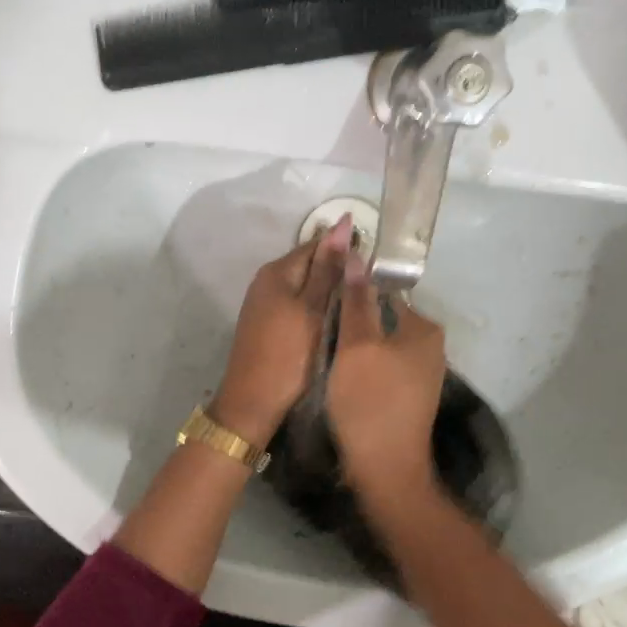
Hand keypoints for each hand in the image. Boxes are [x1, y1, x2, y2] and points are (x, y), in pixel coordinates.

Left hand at [211, 217, 352, 445]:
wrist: (253, 401)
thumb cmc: (287, 355)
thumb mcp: (312, 309)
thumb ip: (327, 270)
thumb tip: (342, 225)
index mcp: (276, 272)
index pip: (316, 245)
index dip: (345, 248)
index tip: (374, 260)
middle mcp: (265, 281)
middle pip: (307, 264)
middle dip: (336, 269)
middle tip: (371, 283)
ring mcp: (263, 303)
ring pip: (302, 285)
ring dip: (327, 289)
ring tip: (357, 299)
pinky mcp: (265, 323)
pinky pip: (296, 303)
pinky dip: (314, 306)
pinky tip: (332, 318)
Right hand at [327, 263, 446, 499]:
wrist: (384, 467)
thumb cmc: (370, 401)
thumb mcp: (356, 346)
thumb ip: (355, 301)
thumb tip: (356, 255)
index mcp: (424, 328)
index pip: (384, 293)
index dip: (351, 293)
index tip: (322, 302)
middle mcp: (430, 347)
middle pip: (381, 320)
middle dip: (352, 322)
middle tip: (318, 330)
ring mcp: (421, 375)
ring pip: (379, 347)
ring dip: (354, 348)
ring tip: (324, 354)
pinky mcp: (408, 397)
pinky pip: (380, 370)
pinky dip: (361, 370)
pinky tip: (340, 378)